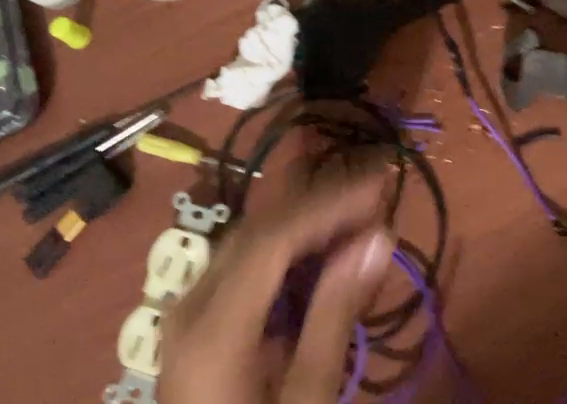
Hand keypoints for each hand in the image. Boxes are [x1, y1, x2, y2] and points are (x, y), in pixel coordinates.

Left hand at [161, 172, 393, 403]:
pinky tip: (323, 253)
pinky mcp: (196, 329)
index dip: (328, 204)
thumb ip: (336, 313)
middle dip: (319, 204)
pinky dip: (286, 254)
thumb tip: (377, 235)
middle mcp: (189, 308)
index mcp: (211, 331)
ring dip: (305, 223)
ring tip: (359, 211)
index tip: (379, 185)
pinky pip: (243, 270)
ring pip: (249, 244)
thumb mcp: (307, 401)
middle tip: (376, 188)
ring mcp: (187, 317)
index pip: (272, 239)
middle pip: (257, 233)